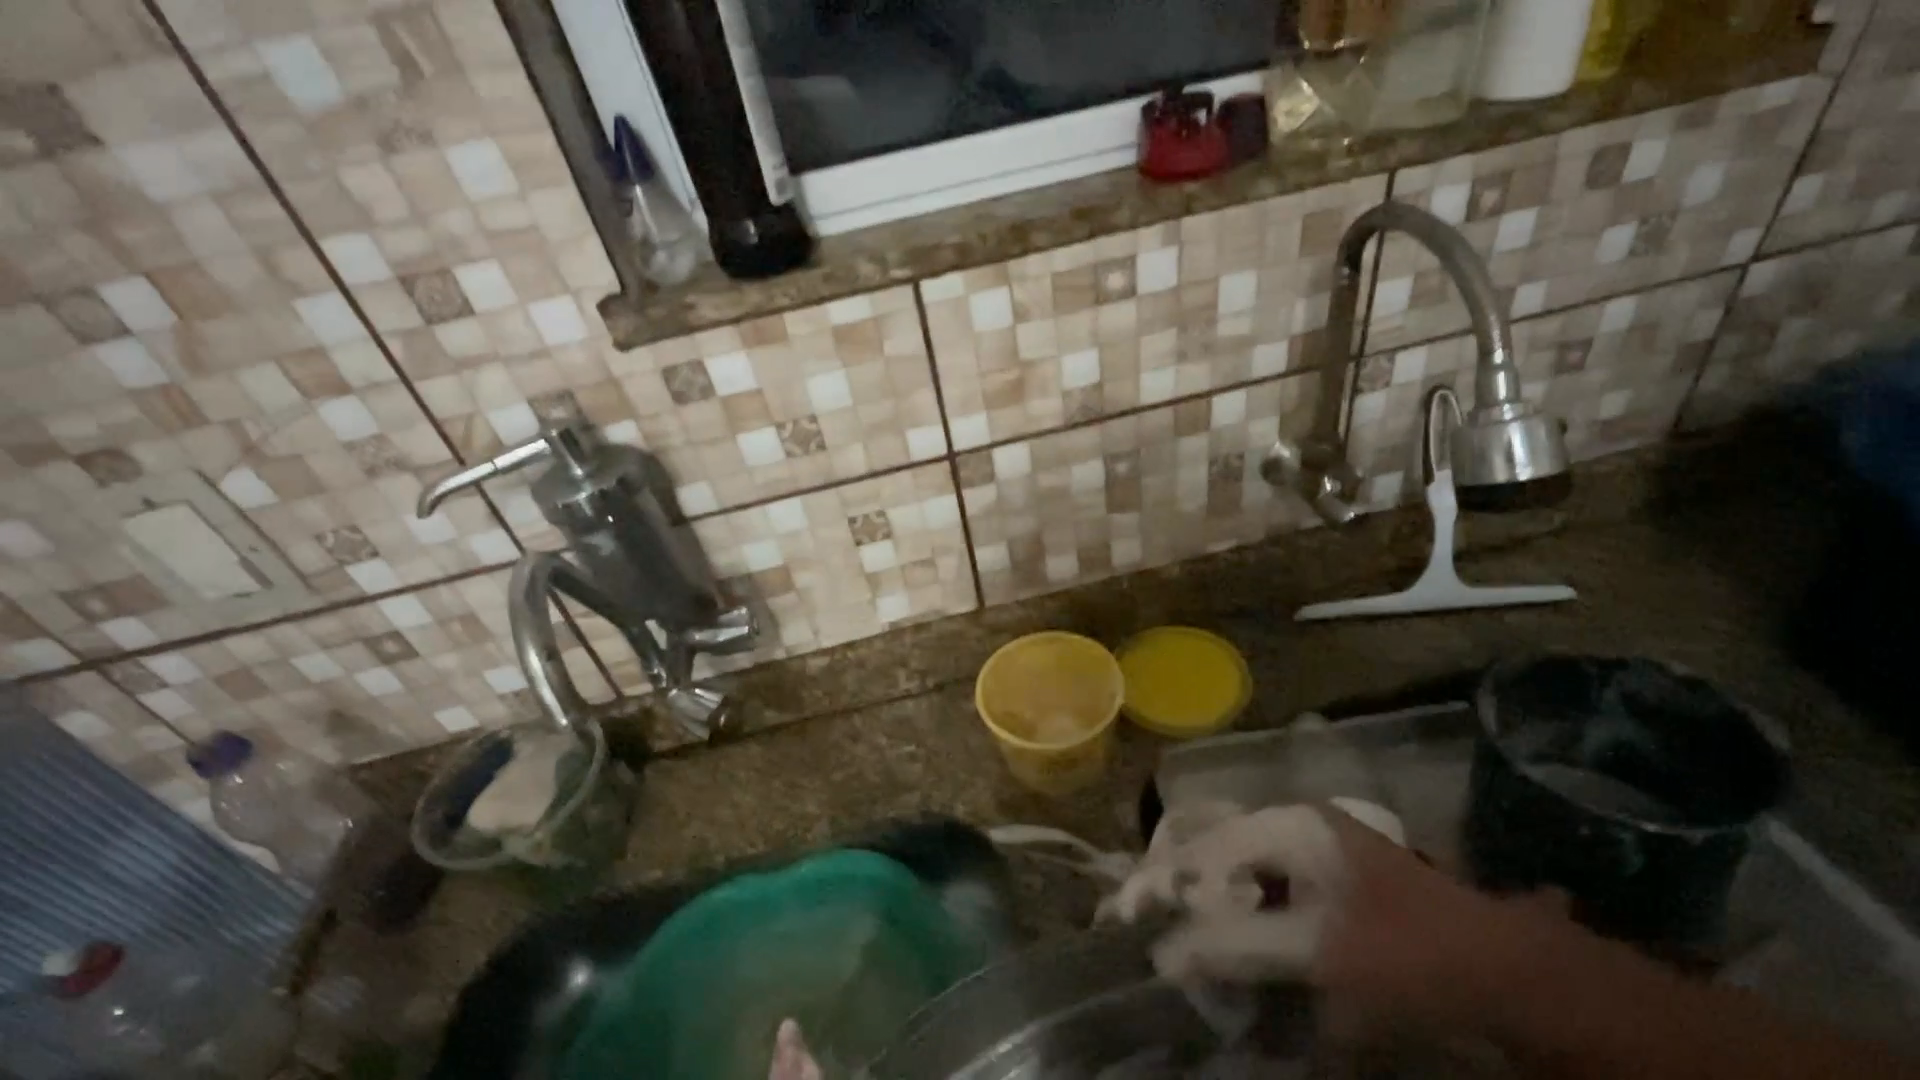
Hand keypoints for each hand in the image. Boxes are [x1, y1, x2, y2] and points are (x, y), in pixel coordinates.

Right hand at [1111, 802, 1578, 1032]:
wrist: (1504, 974)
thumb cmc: (1409, 952)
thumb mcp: (1319, 951)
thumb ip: (1236, 946)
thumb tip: (1163, 954)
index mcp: (1290, 825)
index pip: (1202, 846)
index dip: (1161, 882)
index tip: (1125, 919)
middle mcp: (1294, 827)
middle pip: (1211, 852)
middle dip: (1174, 892)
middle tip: (1140, 930)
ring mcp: (1310, 855)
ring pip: (1233, 874)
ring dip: (1202, 908)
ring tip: (1171, 944)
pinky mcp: (1323, 886)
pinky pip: (1260, 894)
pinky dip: (1235, 919)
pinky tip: (1221, 950)